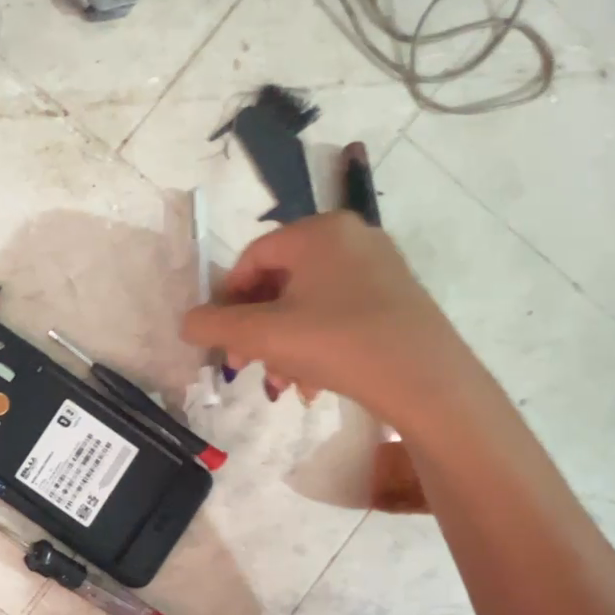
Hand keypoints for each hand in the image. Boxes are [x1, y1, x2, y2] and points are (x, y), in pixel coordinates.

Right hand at [183, 212, 486, 430]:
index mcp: (318, 232)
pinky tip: (310, 380)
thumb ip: (212, 325)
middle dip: (254, 330)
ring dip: (280, 345)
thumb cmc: (336, 343)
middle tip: (245, 365)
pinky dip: (312, 344)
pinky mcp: (393, 295)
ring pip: (303, 303)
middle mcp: (349, 238)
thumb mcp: (259, 336)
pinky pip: (333, 313)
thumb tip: (190, 321)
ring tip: (281, 382)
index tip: (222, 340)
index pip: (250, 259)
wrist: (424, 379)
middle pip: (276, 282)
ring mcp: (376, 265)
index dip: (227, 301)